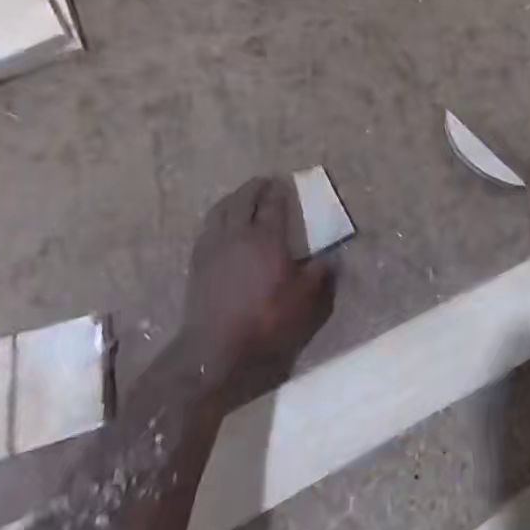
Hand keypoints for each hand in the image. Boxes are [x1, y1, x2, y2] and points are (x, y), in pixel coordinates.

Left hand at [182, 177, 335, 390]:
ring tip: (242, 198)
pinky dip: (218, 218)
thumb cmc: (267, 318)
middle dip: (254, 188)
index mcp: (266, 237)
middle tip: (264, 182)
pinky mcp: (197, 263)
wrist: (216, 347)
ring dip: (233, 199)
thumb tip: (333, 258)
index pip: (273, 204)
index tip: (284, 182)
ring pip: (220, 211)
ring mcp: (213, 247)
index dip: (279, 191)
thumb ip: (321, 274)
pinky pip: (207, 229)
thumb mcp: (306, 298)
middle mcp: (237, 234)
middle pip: (243, 200)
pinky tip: (222, 226)